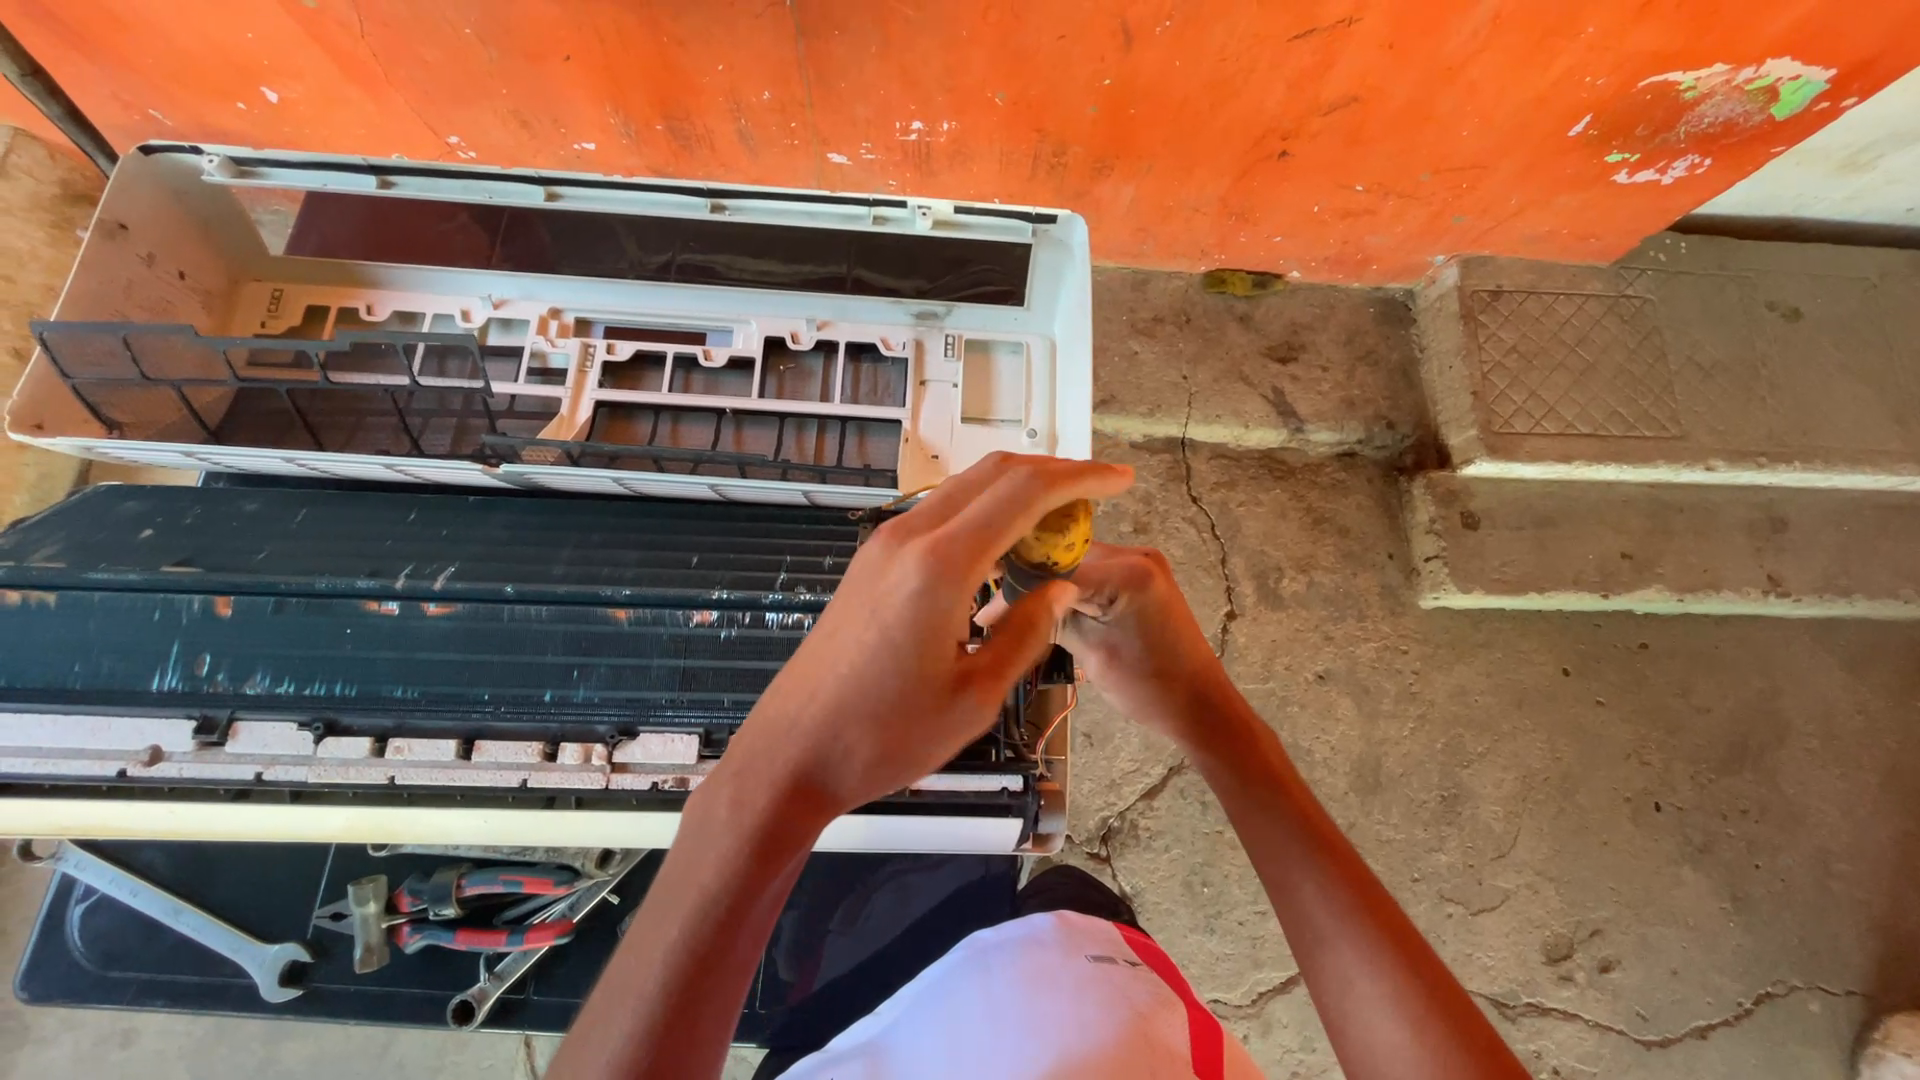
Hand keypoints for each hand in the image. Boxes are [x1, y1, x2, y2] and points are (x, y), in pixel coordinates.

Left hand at [714, 453, 1134, 825]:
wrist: (794, 750)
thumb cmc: (883, 736)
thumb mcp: (975, 696)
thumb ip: (1027, 631)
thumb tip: (1061, 586)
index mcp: (941, 564)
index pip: (1024, 491)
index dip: (1080, 478)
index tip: (1120, 480)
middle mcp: (908, 538)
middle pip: (992, 474)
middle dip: (1051, 472)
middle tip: (1096, 492)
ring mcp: (883, 546)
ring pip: (961, 489)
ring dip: (1013, 491)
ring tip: (1057, 520)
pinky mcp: (870, 563)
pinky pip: (936, 515)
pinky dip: (979, 513)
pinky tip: (1001, 546)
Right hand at [983, 542, 1230, 748]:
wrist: (1200, 707)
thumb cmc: (1149, 689)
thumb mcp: (1090, 652)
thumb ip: (1050, 618)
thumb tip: (1002, 606)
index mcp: (1128, 571)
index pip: (1054, 569)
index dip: (1014, 587)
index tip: (981, 607)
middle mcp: (1135, 554)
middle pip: (1063, 558)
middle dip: (1025, 580)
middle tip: (987, 605)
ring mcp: (1140, 562)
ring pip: (1073, 564)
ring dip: (1042, 583)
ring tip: (1004, 605)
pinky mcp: (1139, 576)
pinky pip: (1091, 574)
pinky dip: (1065, 589)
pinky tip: (1038, 603)